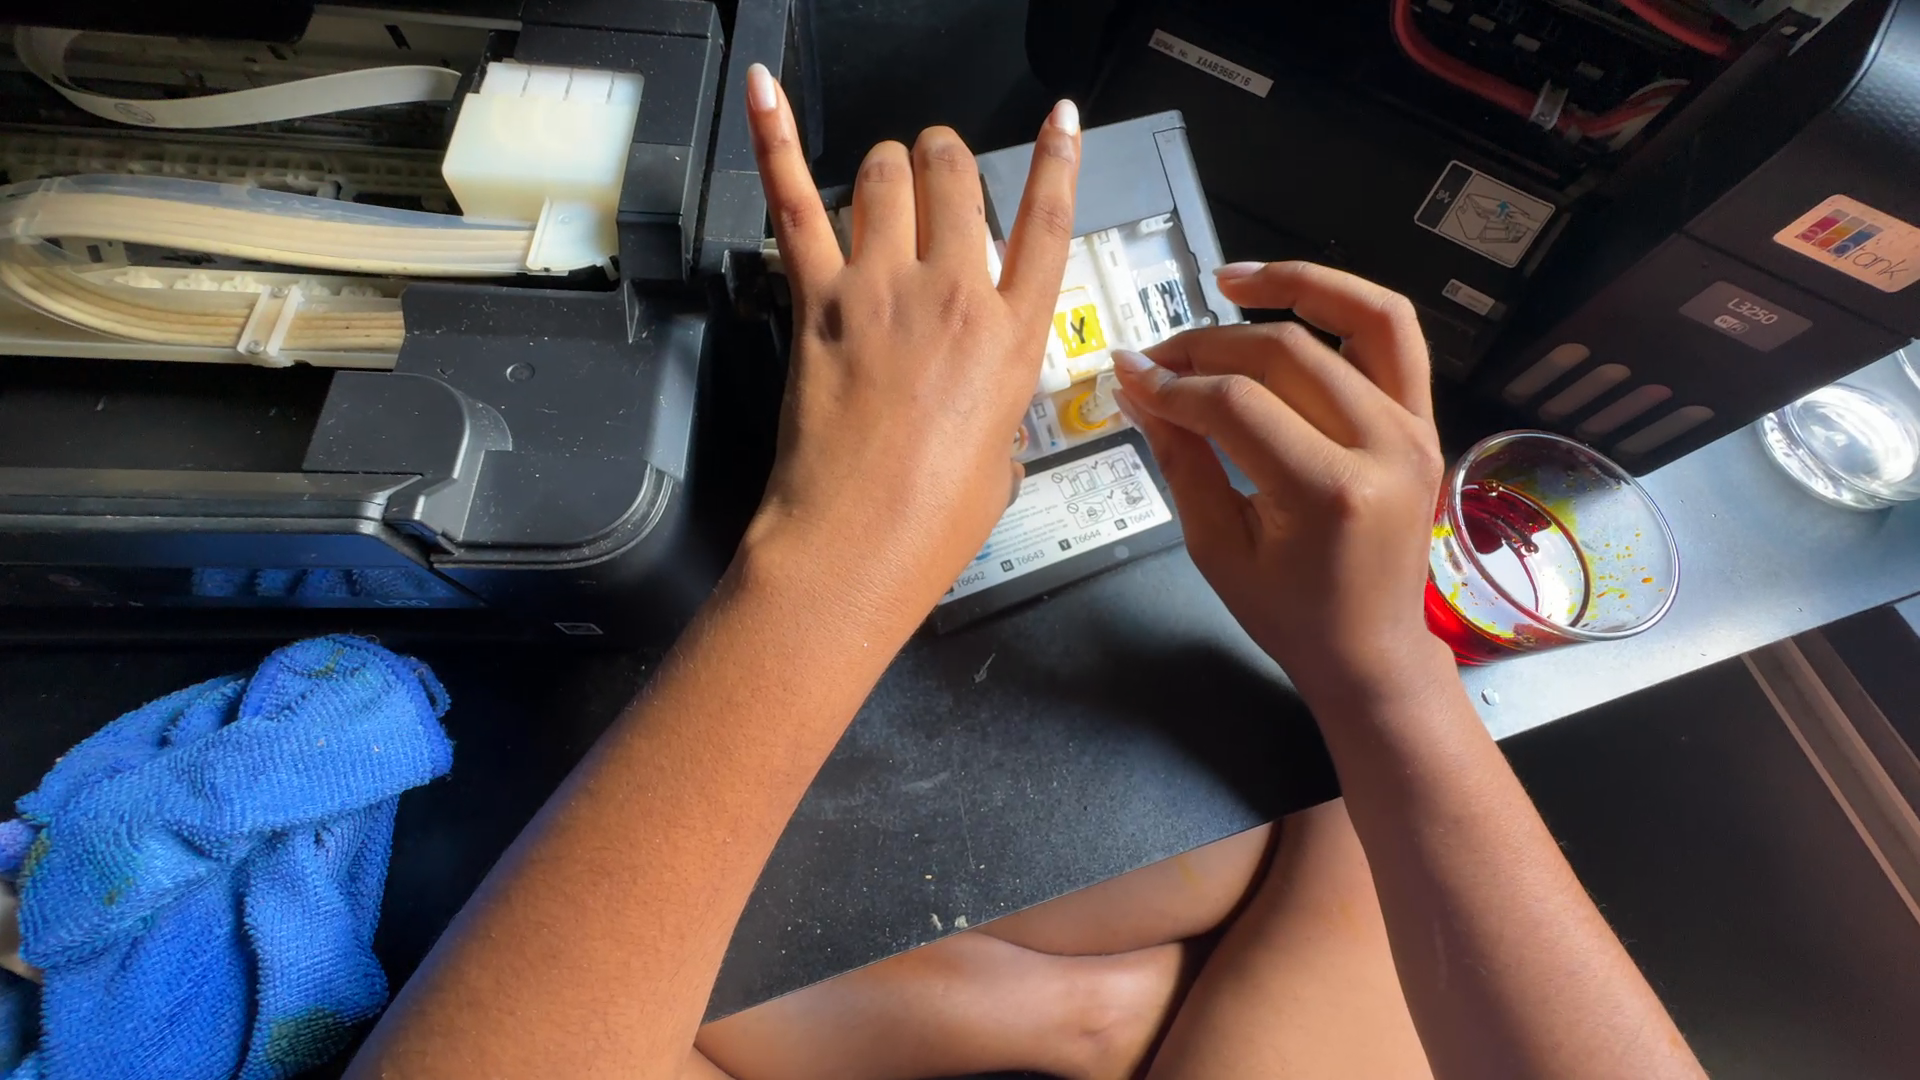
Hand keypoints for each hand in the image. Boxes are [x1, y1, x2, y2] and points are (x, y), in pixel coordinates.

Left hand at [740, 63, 1081, 632]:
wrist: (858, 543)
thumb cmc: (935, 522)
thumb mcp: (997, 469)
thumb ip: (996, 424)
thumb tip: (985, 422)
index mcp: (1013, 342)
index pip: (1048, 226)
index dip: (1059, 163)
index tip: (1060, 121)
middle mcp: (954, 297)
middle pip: (959, 178)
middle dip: (949, 160)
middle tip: (939, 172)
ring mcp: (882, 290)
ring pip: (887, 175)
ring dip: (889, 167)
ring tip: (883, 182)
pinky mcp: (818, 301)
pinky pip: (796, 202)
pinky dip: (777, 142)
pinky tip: (766, 91)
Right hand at [1111, 262, 1450, 701]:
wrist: (1369, 646)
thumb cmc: (1286, 613)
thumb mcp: (1216, 546)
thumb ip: (1181, 458)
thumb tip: (1136, 389)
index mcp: (1327, 492)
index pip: (1234, 405)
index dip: (1172, 384)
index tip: (1127, 377)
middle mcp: (1382, 445)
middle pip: (1281, 356)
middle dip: (1203, 348)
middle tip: (1153, 361)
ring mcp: (1415, 425)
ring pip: (1349, 322)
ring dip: (1283, 290)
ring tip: (1224, 281)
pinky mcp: (1422, 418)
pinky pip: (1392, 335)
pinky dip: (1344, 299)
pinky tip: (1291, 294)